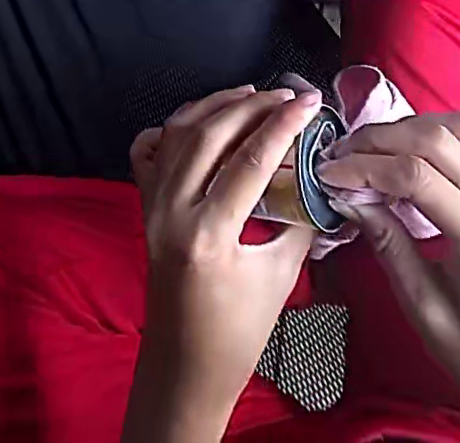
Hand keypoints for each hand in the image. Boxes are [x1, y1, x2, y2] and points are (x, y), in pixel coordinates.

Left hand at [121, 84, 321, 442]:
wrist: (183, 366)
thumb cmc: (237, 333)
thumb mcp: (279, 277)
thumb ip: (297, 220)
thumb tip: (317, 175)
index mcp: (208, 234)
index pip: (250, 160)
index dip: (283, 124)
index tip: (309, 102)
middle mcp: (171, 210)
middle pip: (211, 135)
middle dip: (252, 106)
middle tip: (285, 95)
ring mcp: (151, 203)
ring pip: (177, 132)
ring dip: (215, 106)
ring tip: (250, 93)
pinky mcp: (143, 203)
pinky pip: (148, 150)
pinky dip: (171, 127)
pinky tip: (197, 119)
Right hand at [317, 113, 459, 442]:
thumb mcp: (421, 306)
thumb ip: (385, 241)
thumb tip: (345, 194)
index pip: (419, 178)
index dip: (365, 167)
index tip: (328, 173)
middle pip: (438, 141)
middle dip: (378, 140)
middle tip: (341, 156)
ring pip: (457, 128)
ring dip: (404, 129)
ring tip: (369, 152)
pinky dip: (426, 133)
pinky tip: (400, 154)